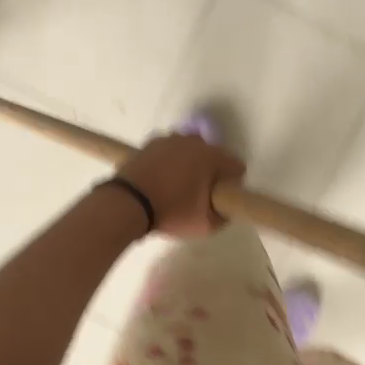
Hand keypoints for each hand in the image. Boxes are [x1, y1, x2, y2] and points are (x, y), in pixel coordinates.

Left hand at [115, 131, 245, 238]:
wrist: (128, 203)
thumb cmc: (172, 212)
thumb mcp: (206, 225)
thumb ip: (224, 215)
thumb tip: (224, 206)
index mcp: (212, 156)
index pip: (236, 167)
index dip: (232, 184)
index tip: (220, 198)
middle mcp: (194, 141)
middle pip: (213, 156)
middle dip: (210, 173)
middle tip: (199, 195)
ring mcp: (169, 139)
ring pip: (189, 152)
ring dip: (189, 166)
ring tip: (177, 188)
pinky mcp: (149, 143)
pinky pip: (168, 153)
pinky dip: (169, 163)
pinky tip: (161, 181)